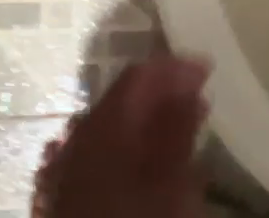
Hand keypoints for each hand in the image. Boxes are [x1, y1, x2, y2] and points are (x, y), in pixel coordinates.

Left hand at [35, 55, 211, 217]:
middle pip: (120, 99)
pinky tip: (140, 159)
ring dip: (142, 121)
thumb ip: (178, 130)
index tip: (207, 69)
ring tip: (178, 128)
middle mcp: (76, 140)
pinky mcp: (61, 201)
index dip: (174, 67)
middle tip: (197, 96)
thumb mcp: (171, 184)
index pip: (137, 77)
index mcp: (103, 129)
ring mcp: (63, 172)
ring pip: (106, 128)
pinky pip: (93, 156)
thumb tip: (190, 87)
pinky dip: (122, 147)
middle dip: (160, 93)